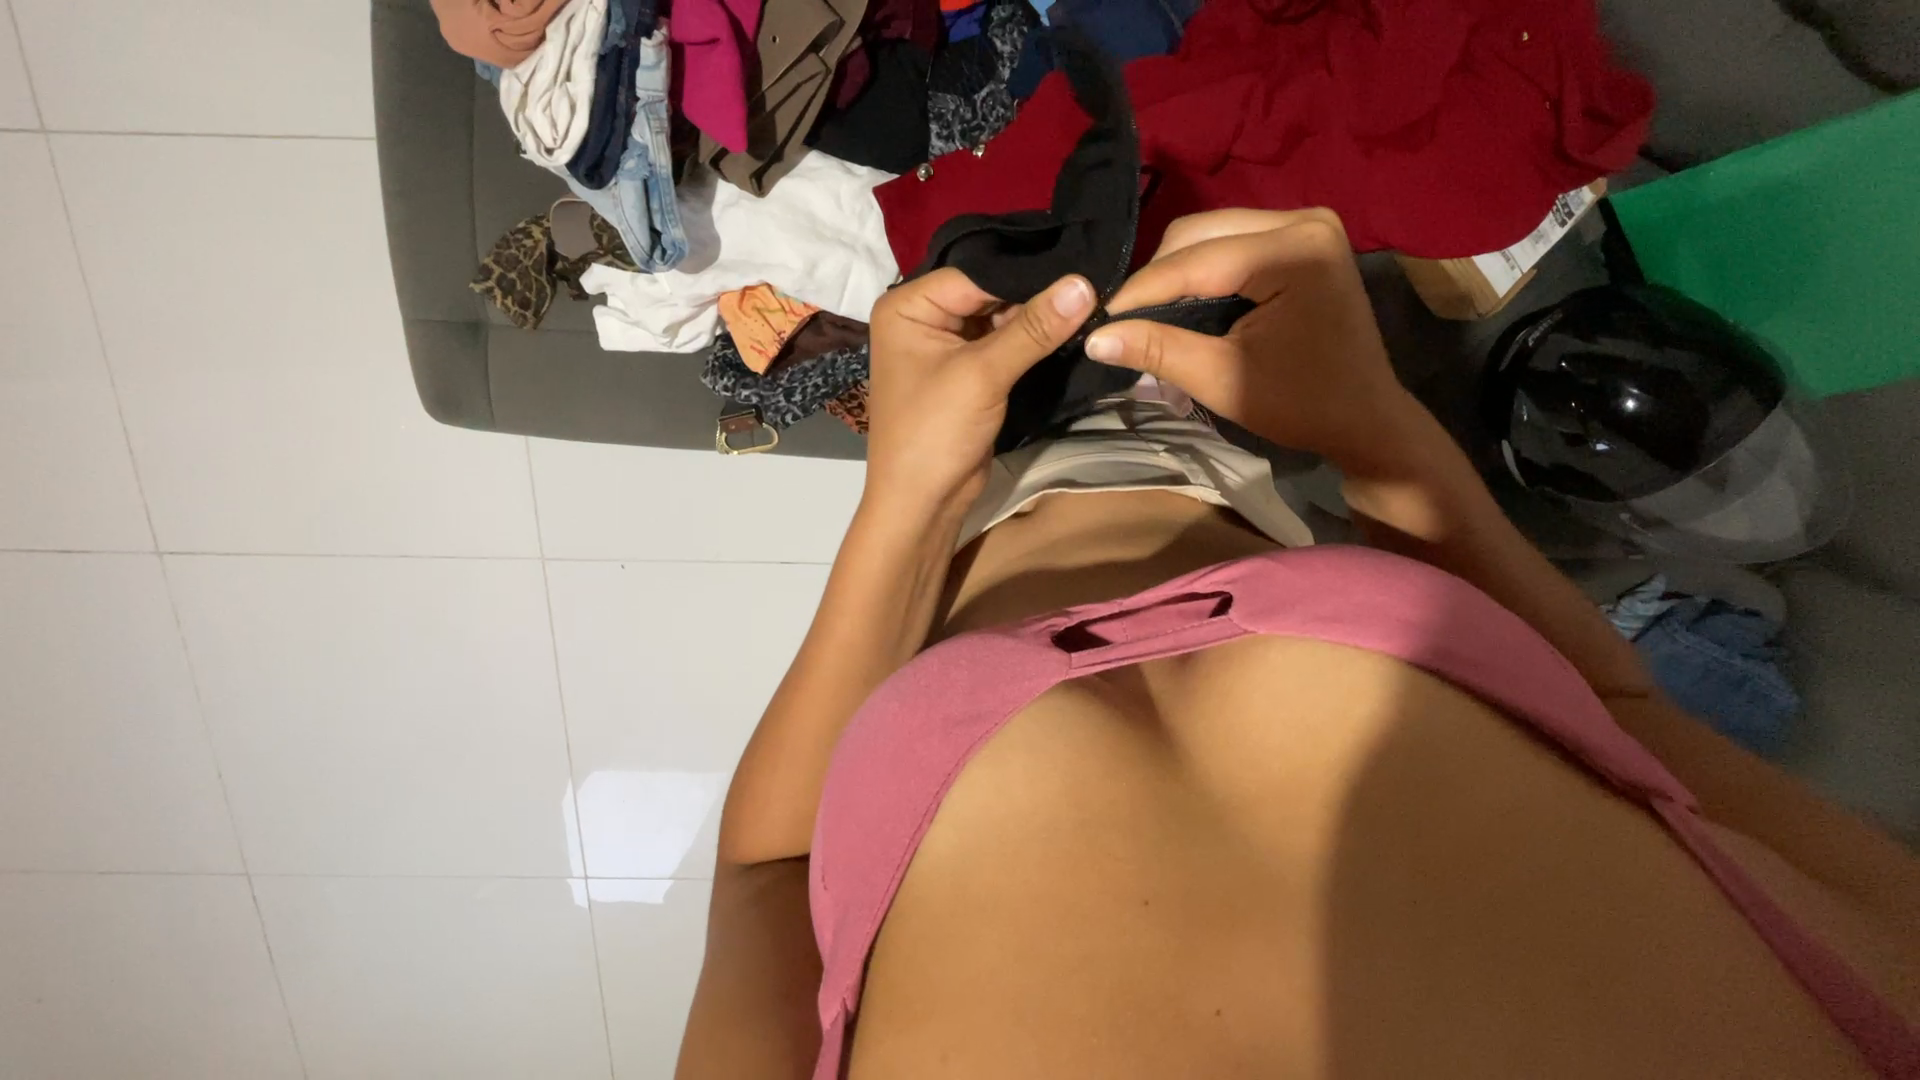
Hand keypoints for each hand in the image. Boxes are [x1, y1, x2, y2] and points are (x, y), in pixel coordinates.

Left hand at [864, 268, 1096, 516]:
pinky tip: (1071, 332)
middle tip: (1093, 283)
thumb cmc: (935, 432)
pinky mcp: (966, 374)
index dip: (1026, 273)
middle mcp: (922, 320)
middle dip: (1034, 295)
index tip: (1081, 266)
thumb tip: (1084, 283)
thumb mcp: (983, 375)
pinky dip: (1031, 344)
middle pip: (988, 294)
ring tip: (1092, 303)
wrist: (922, 503)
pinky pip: (1002, 347)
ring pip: (999, 321)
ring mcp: (944, 348)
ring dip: (1037, 321)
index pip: (975, 274)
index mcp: (908, 307)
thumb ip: (1033, 328)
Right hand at [1083, 209, 1417, 470]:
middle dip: (1156, 277)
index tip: (1096, 319)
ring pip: (1211, 233)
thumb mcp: (1221, 379)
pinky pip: (1232, 241)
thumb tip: (1093, 337)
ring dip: (1174, 271)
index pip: (1195, 260)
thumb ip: (1158, 350)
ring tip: (1147, 312)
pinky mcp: (1301, 239)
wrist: (1364, 417)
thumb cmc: (1300, 404)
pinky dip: (1200, 269)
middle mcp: (1302, 220)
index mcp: (1292, 251)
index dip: (1140, 290)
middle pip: (1199, 233)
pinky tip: (1181, 300)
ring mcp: (1305, 224)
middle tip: (1123, 319)